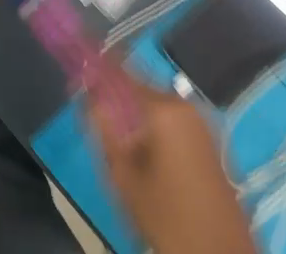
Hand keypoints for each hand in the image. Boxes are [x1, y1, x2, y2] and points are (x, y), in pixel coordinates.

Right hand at [90, 78, 256, 253]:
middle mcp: (185, 106)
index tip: (76, 77)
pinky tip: (140, 149)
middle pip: (138, 87)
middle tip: (93, 115)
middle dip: (114, 94)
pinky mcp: (209, 140)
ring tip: (114, 136)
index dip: (96, 71)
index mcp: (163, 109)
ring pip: (154, 105)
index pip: (120, 72)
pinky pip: (170, 120)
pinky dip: (151, 124)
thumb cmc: (165, 215)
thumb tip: (86, 92)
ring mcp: (201, 123)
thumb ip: (101, 126)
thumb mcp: (123, 173)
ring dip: (132, 111)